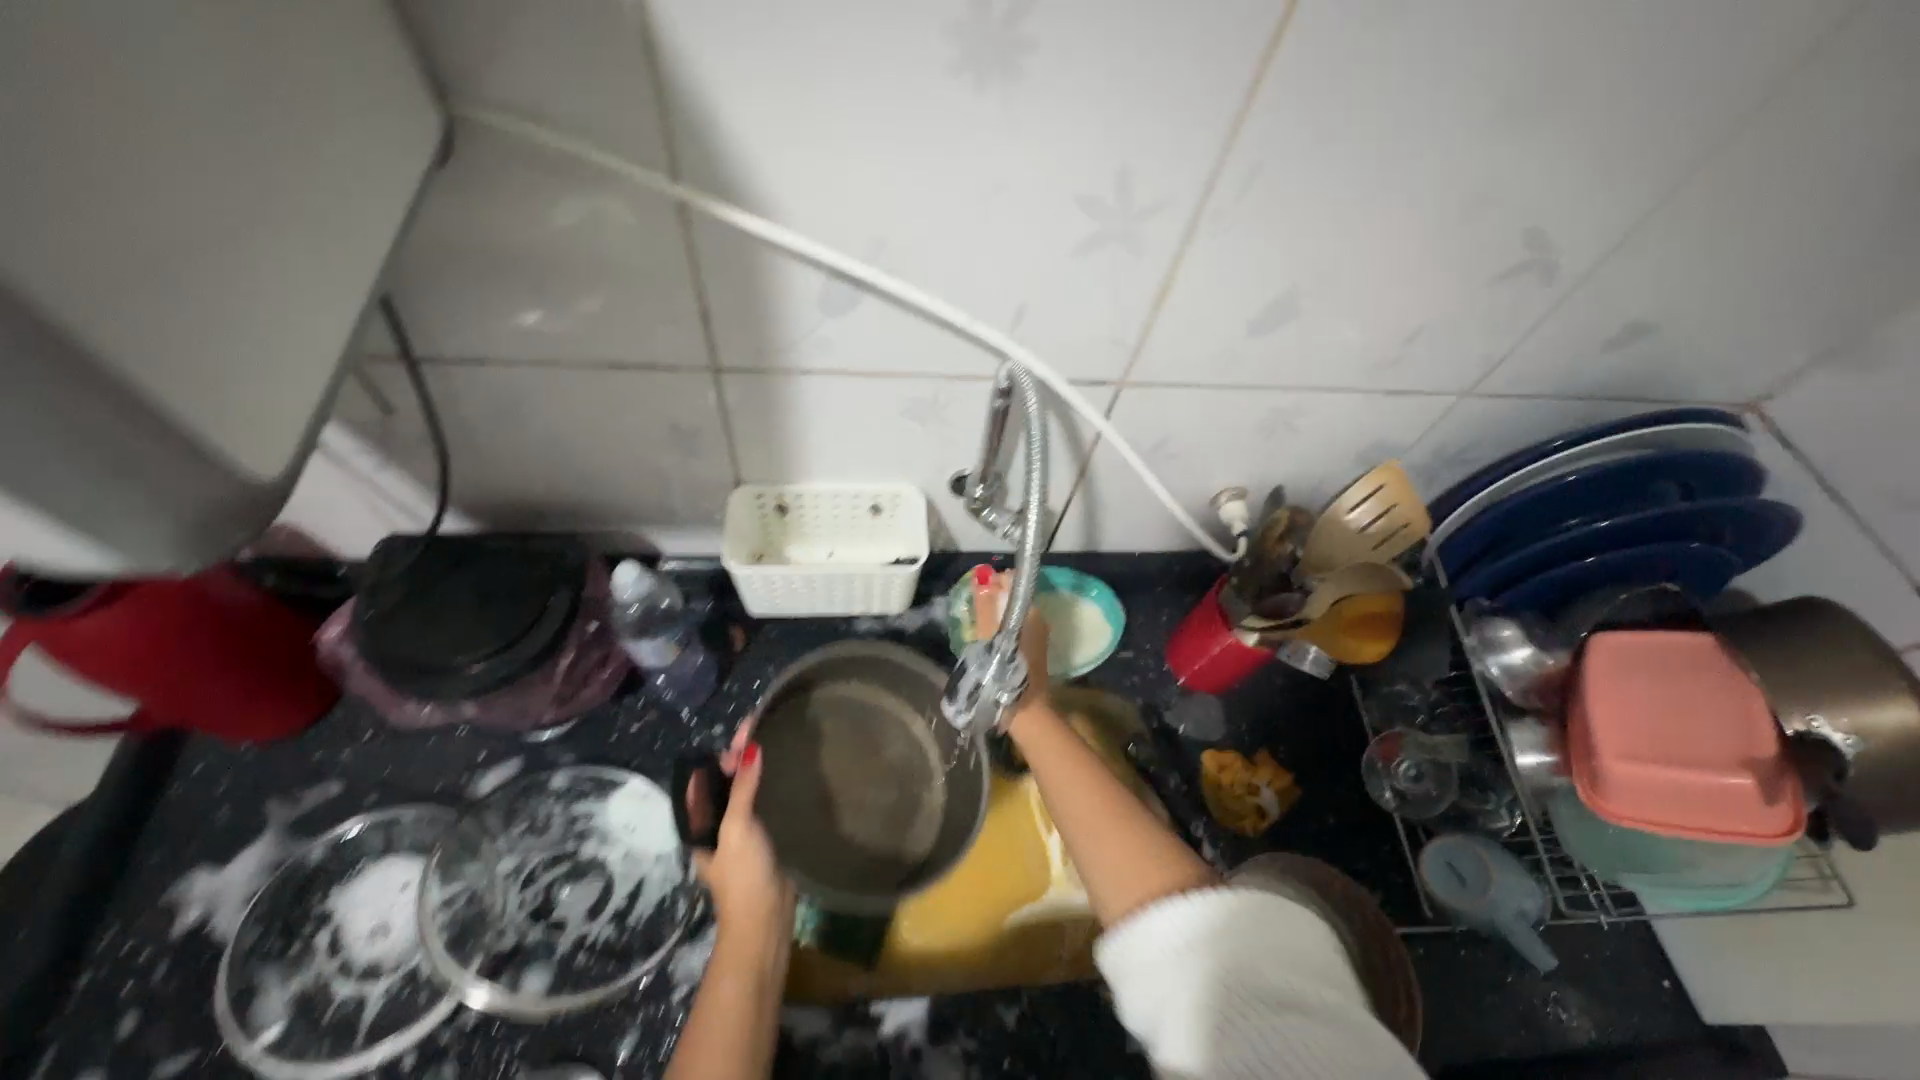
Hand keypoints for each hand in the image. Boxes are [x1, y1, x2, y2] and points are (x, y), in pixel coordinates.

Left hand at [692, 730, 794, 938]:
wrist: (764, 919)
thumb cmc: (742, 874)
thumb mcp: (737, 827)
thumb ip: (742, 789)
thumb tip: (750, 748)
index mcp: (701, 821)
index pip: (708, 775)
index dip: (726, 750)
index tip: (749, 725)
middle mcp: (716, 823)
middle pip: (727, 781)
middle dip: (743, 755)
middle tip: (767, 724)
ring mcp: (739, 832)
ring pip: (746, 792)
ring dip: (758, 769)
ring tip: (779, 740)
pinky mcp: (762, 840)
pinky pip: (763, 805)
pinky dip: (771, 787)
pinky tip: (787, 774)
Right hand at [986, 571, 1052, 727]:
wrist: (1023, 709)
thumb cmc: (1003, 670)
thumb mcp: (989, 633)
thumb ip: (986, 603)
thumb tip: (983, 577)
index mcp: (1031, 611)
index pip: (1012, 581)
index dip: (993, 583)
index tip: (976, 594)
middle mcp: (1039, 618)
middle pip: (1013, 598)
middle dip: (993, 600)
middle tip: (973, 612)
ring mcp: (1038, 635)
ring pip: (1013, 614)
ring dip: (995, 616)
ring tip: (976, 627)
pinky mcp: (1034, 649)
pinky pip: (1015, 628)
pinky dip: (1002, 629)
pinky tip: (988, 642)